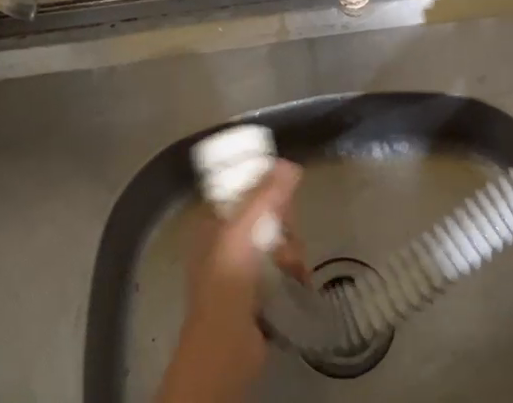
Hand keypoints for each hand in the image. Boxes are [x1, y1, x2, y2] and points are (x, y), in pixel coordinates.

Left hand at [159, 161, 305, 402]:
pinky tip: (301, 281)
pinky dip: (294, 274)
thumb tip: (291, 163)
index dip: (266, 192)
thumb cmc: (227, 283)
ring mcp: (242, 270)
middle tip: (290, 241)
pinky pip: (283, 270)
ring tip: (296, 269)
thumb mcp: (242, 233)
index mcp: (212, 224)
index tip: (286, 199)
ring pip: (278, 245)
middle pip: (266, 219)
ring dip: (293, 253)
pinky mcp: (258, 293)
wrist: (225, 348)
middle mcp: (225, 244)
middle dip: (285, 228)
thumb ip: (266, 197)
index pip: (243, 194)